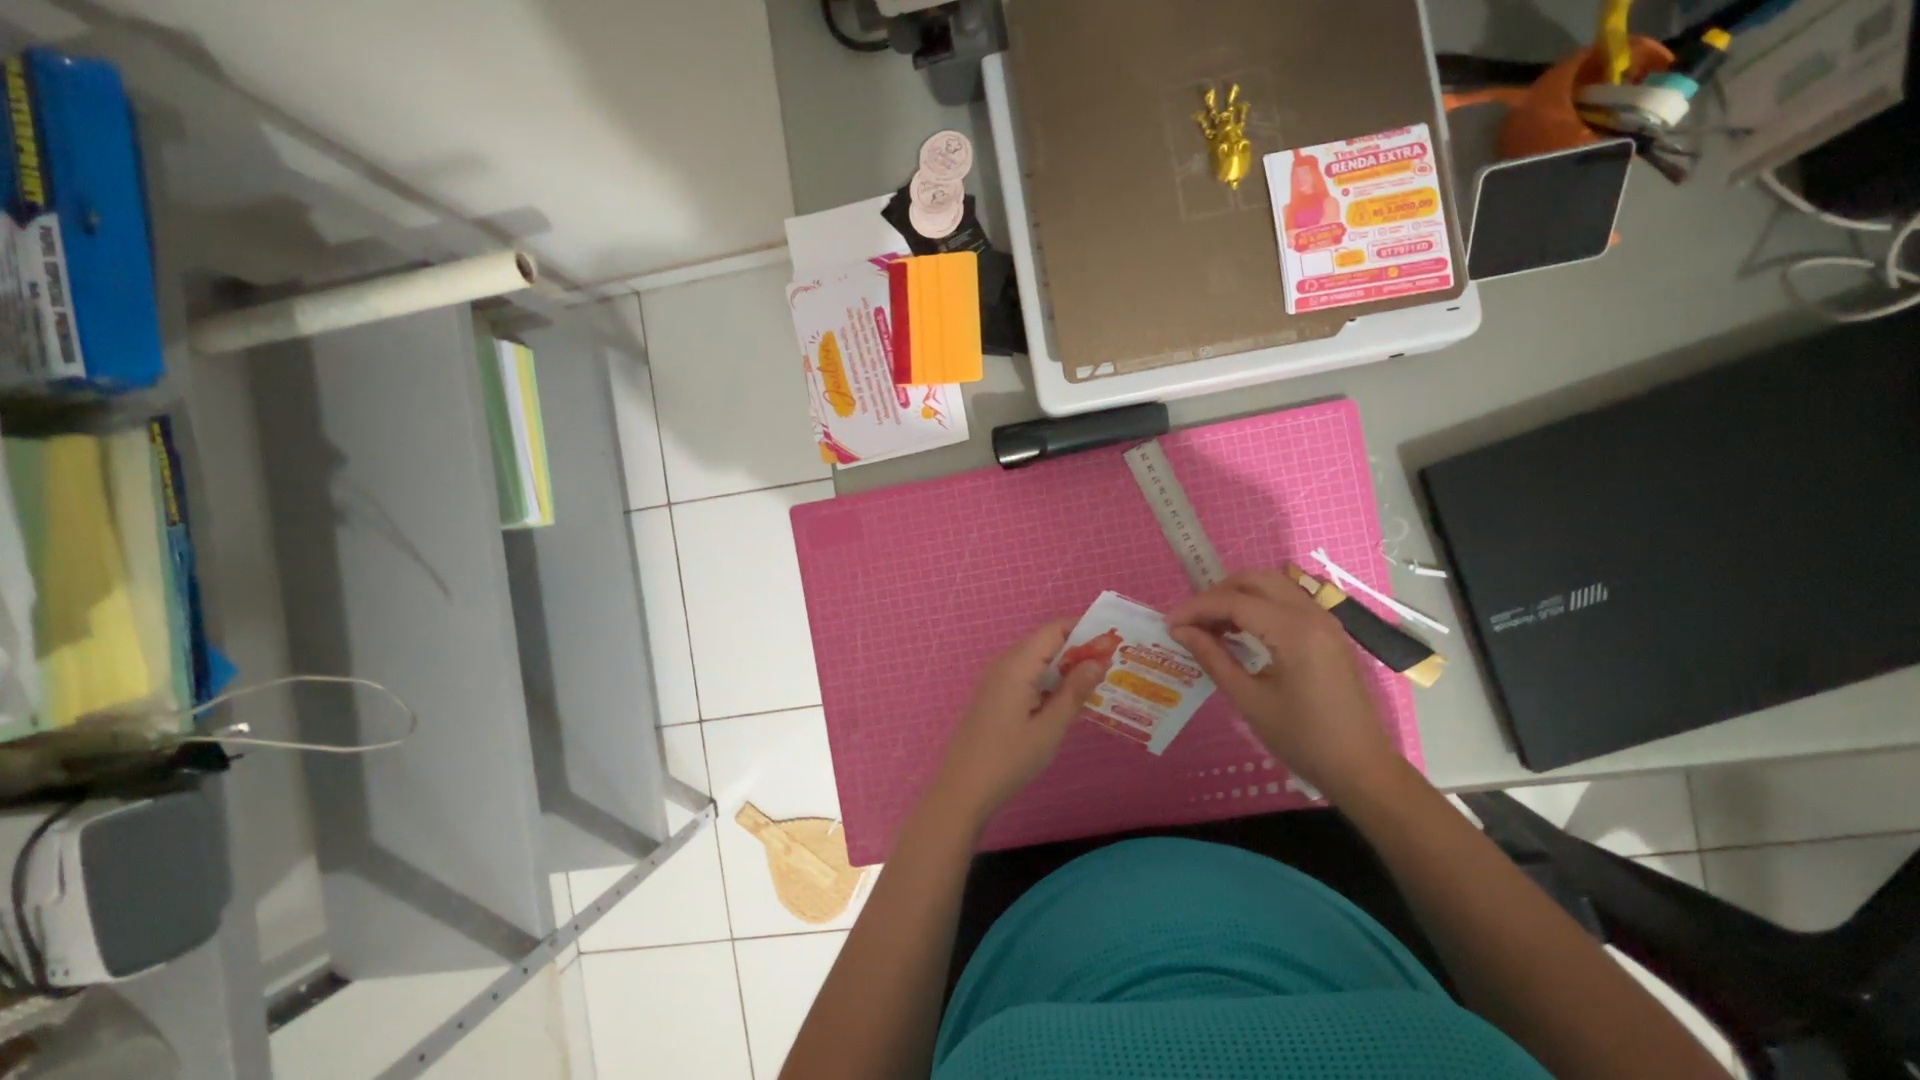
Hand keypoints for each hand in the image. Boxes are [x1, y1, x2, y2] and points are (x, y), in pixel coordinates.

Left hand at [928, 620, 1106, 829]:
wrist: (962, 788)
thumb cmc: (1009, 759)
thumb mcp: (1050, 728)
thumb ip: (1075, 691)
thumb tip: (1099, 661)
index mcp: (1017, 664)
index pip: (1055, 629)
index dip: (1085, 631)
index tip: (1113, 646)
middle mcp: (1004, 663)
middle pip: (1046, 642)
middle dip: (1078, 650)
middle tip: (1110, 668)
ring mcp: (995, 680)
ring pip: (1036, 660)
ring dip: (1064, 668)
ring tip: (1095, 685)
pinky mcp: (994, 696)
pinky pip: (1025, 676)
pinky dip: (1048, 681)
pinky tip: (1065, 702)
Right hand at [1167, 569, 1399, 800]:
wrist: (1361, 767)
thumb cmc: (1303, 739)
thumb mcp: (1250, 700)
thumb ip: (1214, 659)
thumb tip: (1182, 632)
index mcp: (1294, 631)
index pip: (1235, 601)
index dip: (1197, 608)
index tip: (1169, 624)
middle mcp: (1312, 615)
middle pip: (1255, 581)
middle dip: (1217, 594)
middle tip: (1191, 621)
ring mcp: (1325, 621)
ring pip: (1274, 586)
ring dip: (1239, 597)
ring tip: (1211, 626)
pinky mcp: (1329, 633)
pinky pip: (1288, 603)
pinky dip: (1260, 606)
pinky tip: (1240, 632)